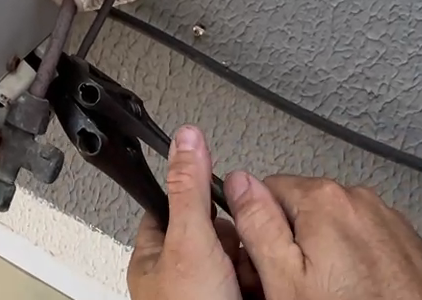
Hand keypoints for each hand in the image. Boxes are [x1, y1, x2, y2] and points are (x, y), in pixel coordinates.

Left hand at [128, 126, 260, 299]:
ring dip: (257, 259)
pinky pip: (259, 282)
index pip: (179, 205)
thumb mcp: (188, 243)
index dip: (205, 195)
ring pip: (241, 258)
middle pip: (218, 232)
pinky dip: (266, 281)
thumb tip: (187, 138)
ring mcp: (208, 295)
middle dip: (240, 235)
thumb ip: (189, 190)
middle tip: (243, 252)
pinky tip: (268, 287)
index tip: (227, 192)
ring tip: (258, 275)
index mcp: (154, 257)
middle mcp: (179, 277)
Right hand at [223, 171, 421, 299]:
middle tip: (302, 290)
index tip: (269, 265)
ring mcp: (392, 223)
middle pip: (306, 208)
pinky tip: (365, 296)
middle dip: (298, 243)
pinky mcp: (415, 248)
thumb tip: (239, 181)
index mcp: (324, 198)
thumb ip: (258, 223)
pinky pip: (374, 245)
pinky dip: (365, 266)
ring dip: (333, 254)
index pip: (268, 190)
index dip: (263, 230)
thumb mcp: (285, 282)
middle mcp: (360, 199)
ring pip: (341, 228)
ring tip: (337, 296)